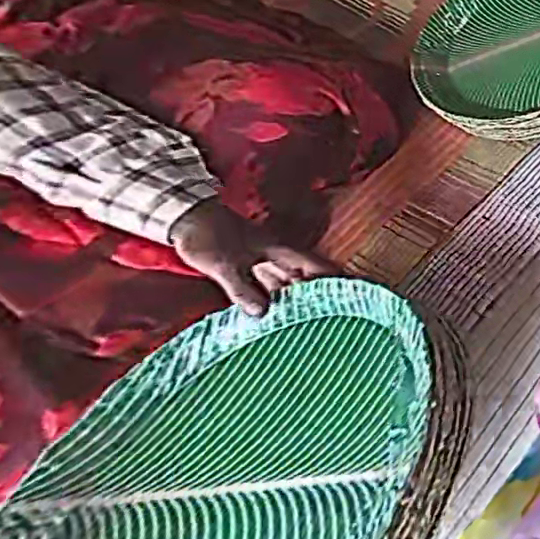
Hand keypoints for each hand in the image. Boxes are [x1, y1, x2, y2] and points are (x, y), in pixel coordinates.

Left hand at [170, 197, 335, 316]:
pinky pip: (265, 285)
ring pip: (285, 283)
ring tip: (301, 318)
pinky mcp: (247, 268)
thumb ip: (243, 290)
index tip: (352, 294)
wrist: (187, 219)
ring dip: (292, 298)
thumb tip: (261, 314)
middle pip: (305, 277)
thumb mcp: (224, 266)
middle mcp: (279, 258)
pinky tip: (270, 310)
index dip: (336, 278)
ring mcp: (263, 262)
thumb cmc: (211, 238)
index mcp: (283, 252)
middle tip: (327, 314)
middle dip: (317, 293)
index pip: (319, 267)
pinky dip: (270, 297)